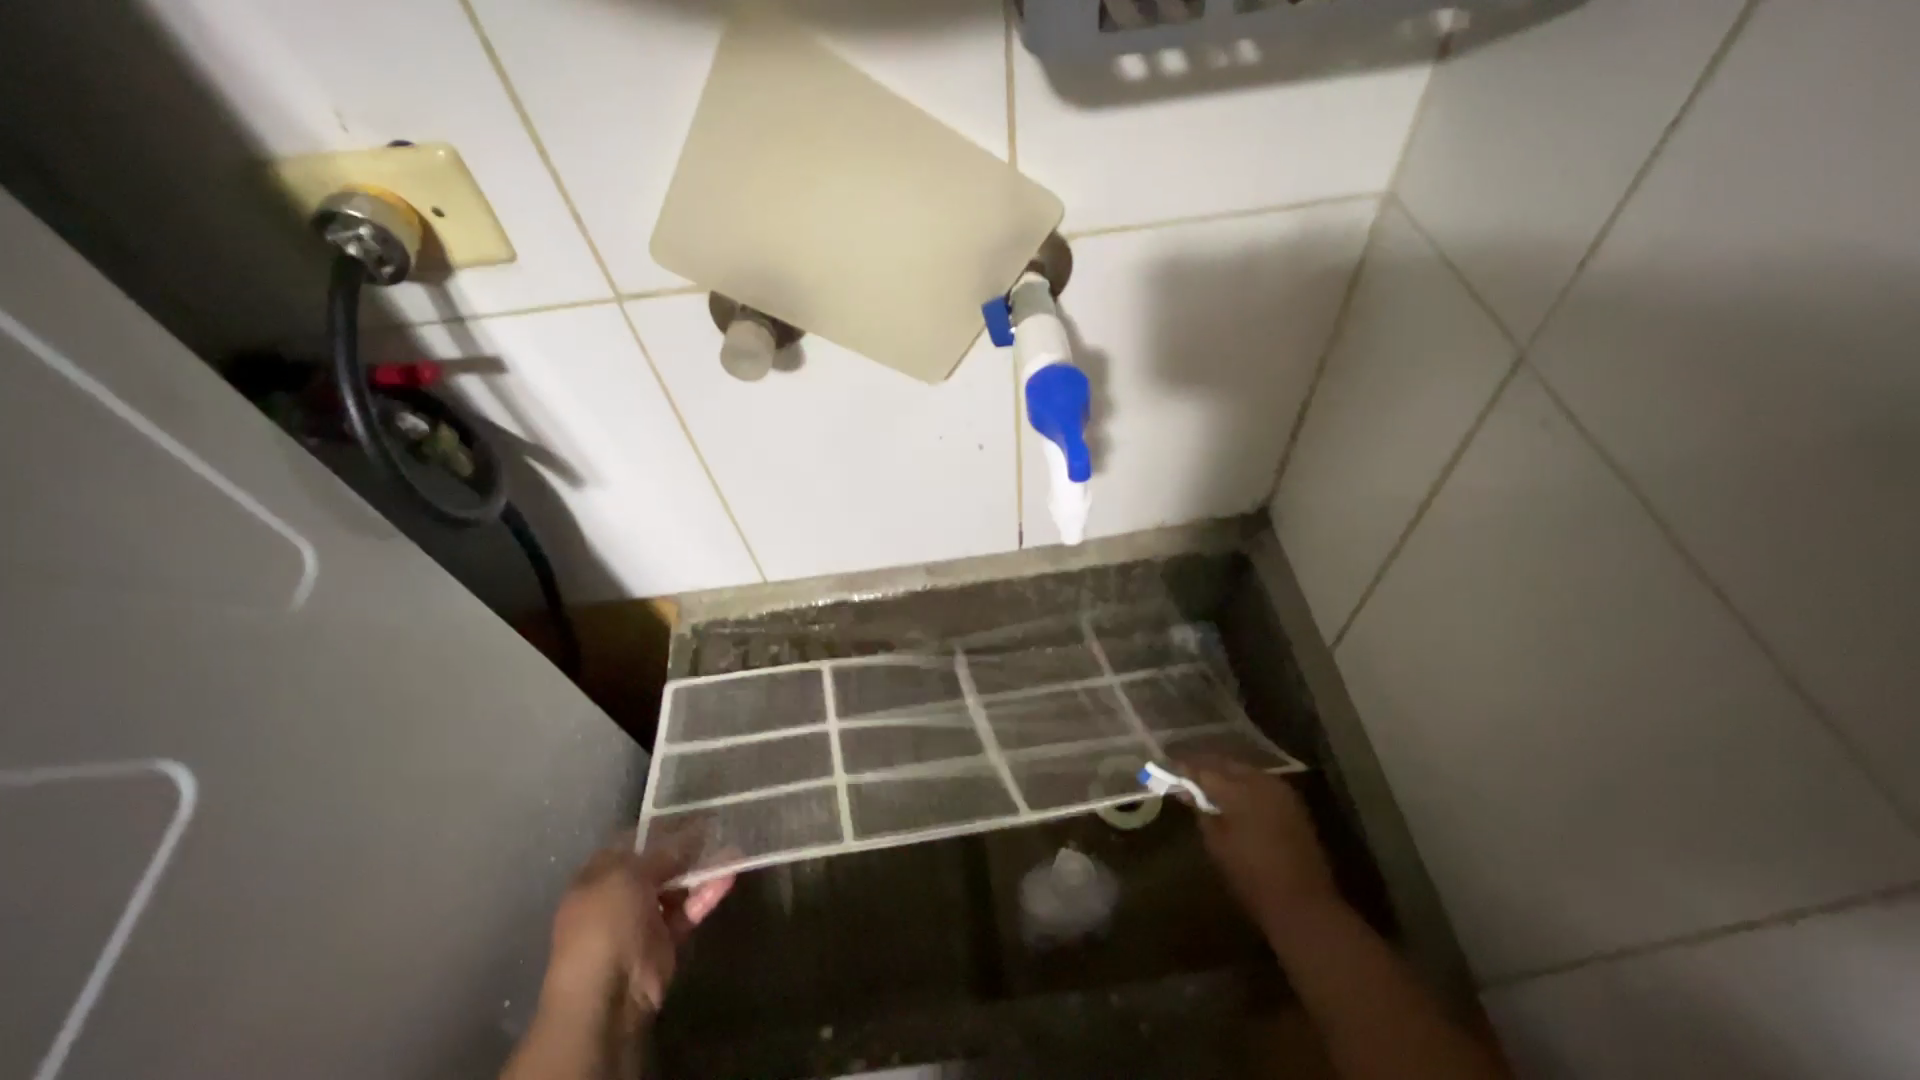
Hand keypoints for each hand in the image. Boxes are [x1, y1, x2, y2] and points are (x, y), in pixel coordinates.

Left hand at [540, 835, 734, 1019]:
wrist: (606, 994)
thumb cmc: (604, 924)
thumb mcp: (627, 876)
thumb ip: (660, 854)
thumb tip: (687, 834)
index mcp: (596, 877)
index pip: (628, 845)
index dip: (656, 830)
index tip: (687, 815)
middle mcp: (618, 896)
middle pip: (656, 866)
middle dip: (684, 849)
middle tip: (715, 828)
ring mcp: (642, 920)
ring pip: (676, 888)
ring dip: (701, 870)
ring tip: (731, 848)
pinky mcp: (665, 941)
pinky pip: (688, 910)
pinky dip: (707, 894)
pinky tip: (730, 874)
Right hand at [1181, 758, 1340, 929]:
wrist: (1302, 902)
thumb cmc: (1251, 876)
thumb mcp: (1217, 845)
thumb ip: (1202, 812)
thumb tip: (1188, 792)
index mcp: (1239, 791)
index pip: (1204, 770)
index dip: (1184, 768)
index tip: (1168, 766)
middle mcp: (1262, 782)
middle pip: (1227, 764)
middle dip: (1205, 766)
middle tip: (1185, 771)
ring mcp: (1281, 791)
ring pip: (1246, 771)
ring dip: (1226, 773)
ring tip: (1206, 781)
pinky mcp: (1293, 804)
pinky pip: (1261, 783)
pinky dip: (1244, 783)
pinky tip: (1233, 793)